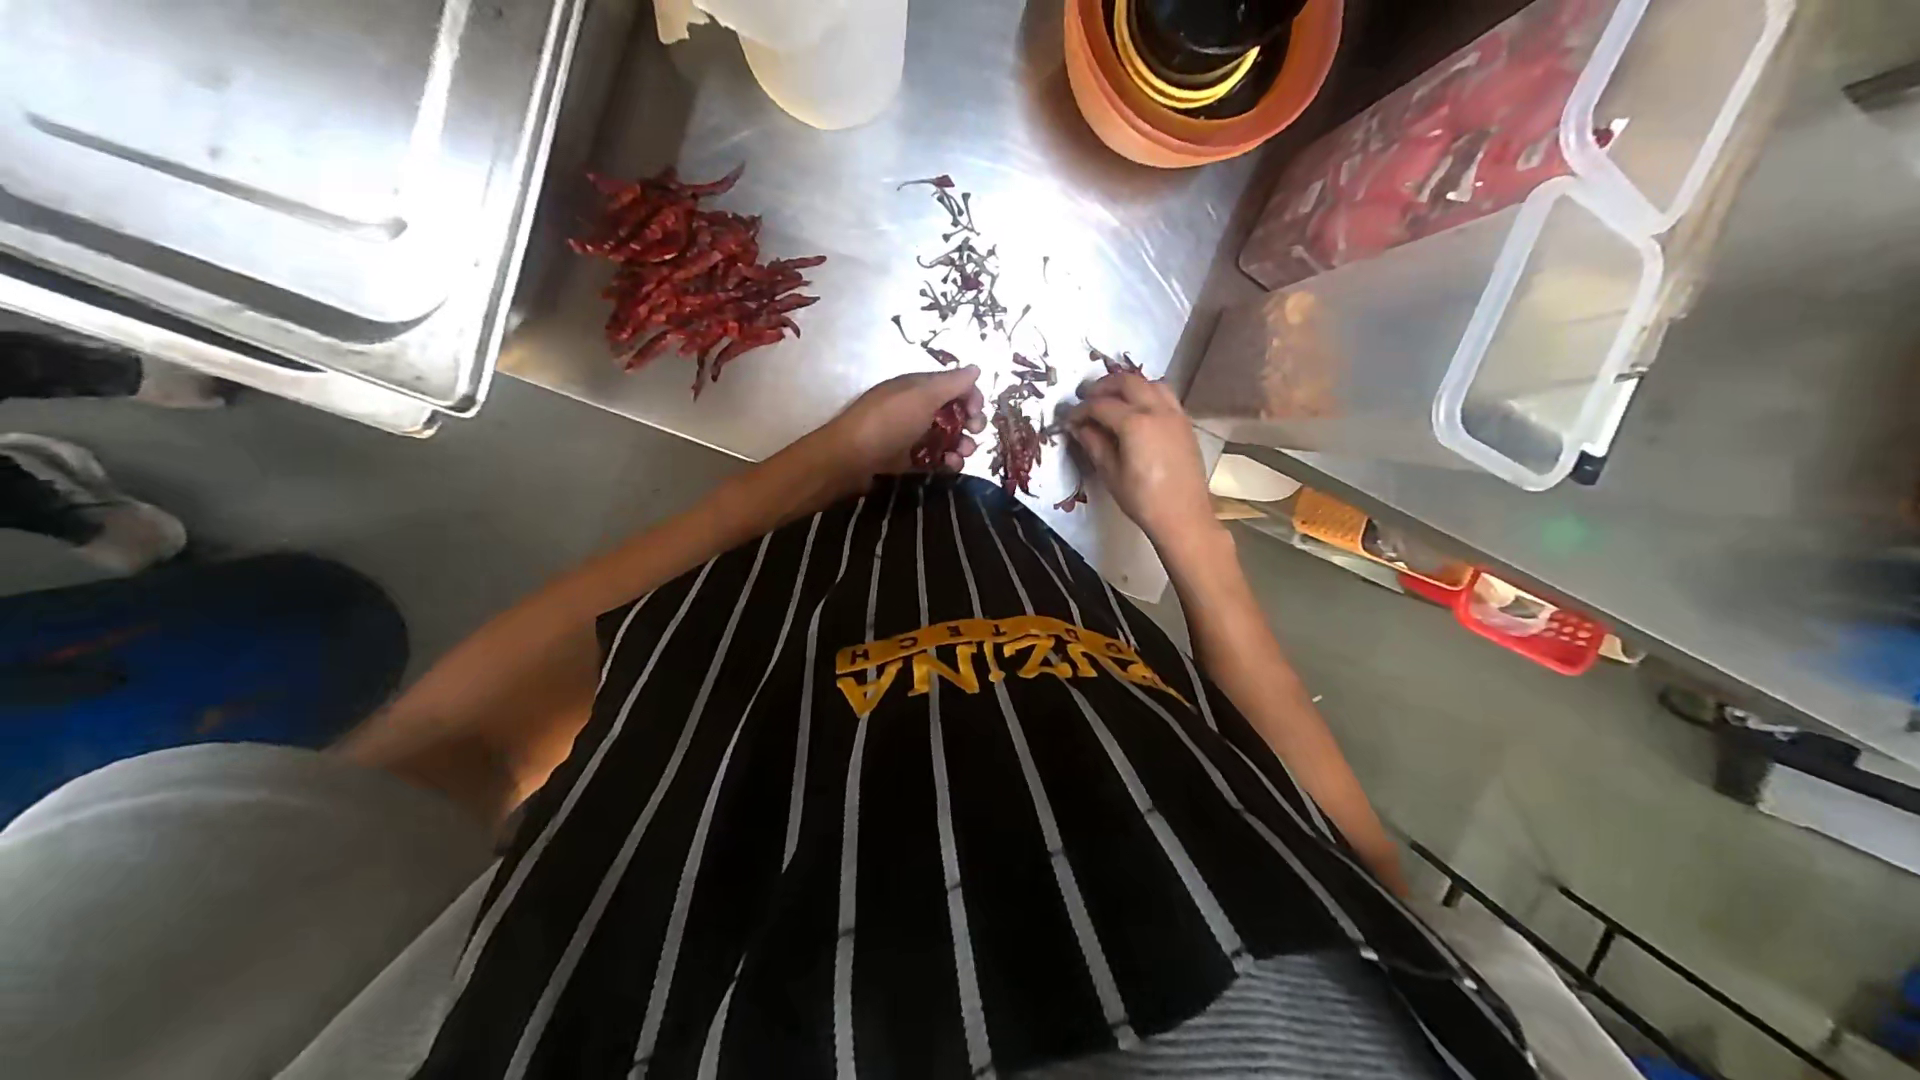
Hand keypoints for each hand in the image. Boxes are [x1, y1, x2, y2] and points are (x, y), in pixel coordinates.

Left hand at [802, 365, 986, 493]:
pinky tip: (950, 466)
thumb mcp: (922, 395)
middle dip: (970, 421)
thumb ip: (952, 383)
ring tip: (963, 454)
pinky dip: (948, 462)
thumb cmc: (888, 421)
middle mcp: (917, 409)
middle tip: (976, 431)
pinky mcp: (909, 460)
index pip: (953, 386)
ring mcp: (913, 436)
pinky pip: (936, 459)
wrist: (851, 458)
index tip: (977, 410)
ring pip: (948, 438)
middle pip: (954, 413)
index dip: (970, 395)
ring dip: (962, 444)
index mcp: (918, 388)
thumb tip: (976, 368)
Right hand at [1066, 372, 1218, 551]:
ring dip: (1128, 385)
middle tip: (1086, 398)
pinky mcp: (1184, 423)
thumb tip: (1079, 427)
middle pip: (1127, 382)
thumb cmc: (1143, 500)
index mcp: (1135, 423)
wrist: (1183, 516)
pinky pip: (1165, 396)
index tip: (1069, 419)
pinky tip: (1137, 410)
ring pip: (1149, 383)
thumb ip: (1094, 444)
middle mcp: (1156, 410)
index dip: (1080, 410)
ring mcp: (1174, 414)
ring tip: (1113, 399)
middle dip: (1103, 386)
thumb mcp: (1111, 474)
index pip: (1100, 405)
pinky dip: (1147, 394)